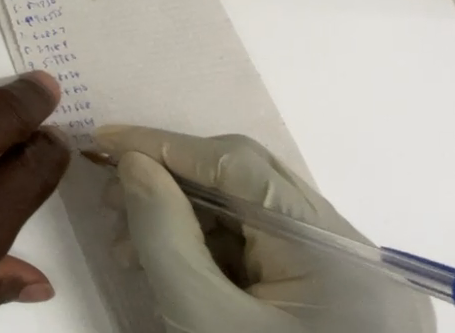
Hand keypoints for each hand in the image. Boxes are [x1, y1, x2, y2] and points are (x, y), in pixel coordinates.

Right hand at [96, 126, 433, 332]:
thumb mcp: (200, 313)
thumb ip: (162, 228)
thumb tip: (133, 161)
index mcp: (340, 258)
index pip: (237, 166)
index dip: (164, 145)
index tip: (101, 141)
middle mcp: (354, 260)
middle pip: (246, 183)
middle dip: (170, 179)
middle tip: (110, 191)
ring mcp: (346, 285)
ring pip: (247, 214)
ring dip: (179, 214)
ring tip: (126, 240)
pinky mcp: (329, 306)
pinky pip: (258, 250)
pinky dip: (203, 245)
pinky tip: (161, 263)